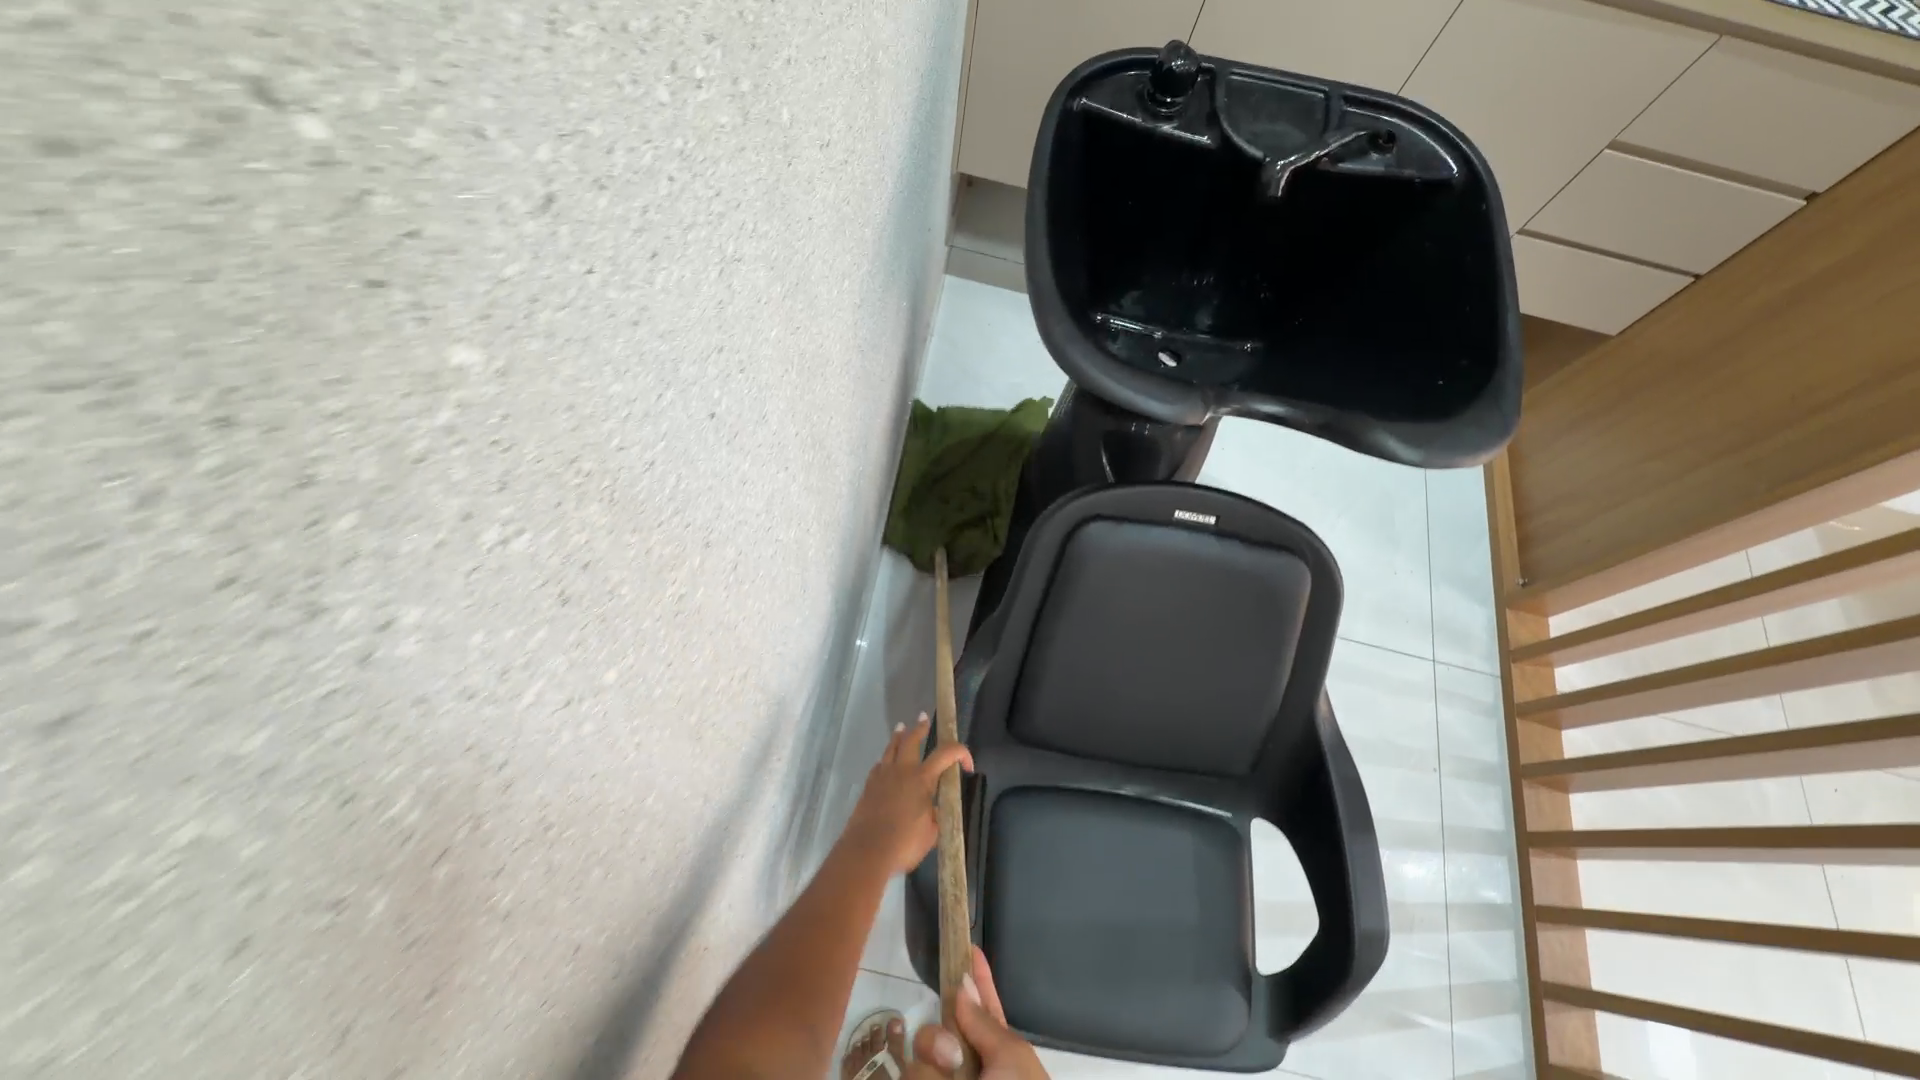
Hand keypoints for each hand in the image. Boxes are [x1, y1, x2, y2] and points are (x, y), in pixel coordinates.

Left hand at [840, 715, 972, 875]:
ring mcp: (882, 777)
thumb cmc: (904, 844)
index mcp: (922, 779)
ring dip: (898, 737)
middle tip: (923, 718)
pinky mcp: (868, 787)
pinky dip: (886, 760)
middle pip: (911, 740)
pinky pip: (879, 766)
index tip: (968, 765)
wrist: (866, 851)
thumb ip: (935, 816)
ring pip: (891, 748)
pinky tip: (885, 763)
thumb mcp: (932, 833)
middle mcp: (902, 771)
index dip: (961, 753)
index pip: (947, 754)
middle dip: (920, 728)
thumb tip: (933, 810)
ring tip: (901, 728)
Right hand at [910, 947, 1048, 1079]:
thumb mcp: (1012, 1058)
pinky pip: (908, 1074)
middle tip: (952, 1058)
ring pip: (917, 1056)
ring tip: (951, 1076)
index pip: (982, 1007)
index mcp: (995, 1051)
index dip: (978, 978)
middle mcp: (963, 1064)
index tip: (970, 947)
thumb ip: (984, 1022)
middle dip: (934, 1040)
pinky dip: (924, 1078)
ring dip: (931, 1067)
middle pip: (934, 1031)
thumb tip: (962, 982)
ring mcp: (941, 1078)